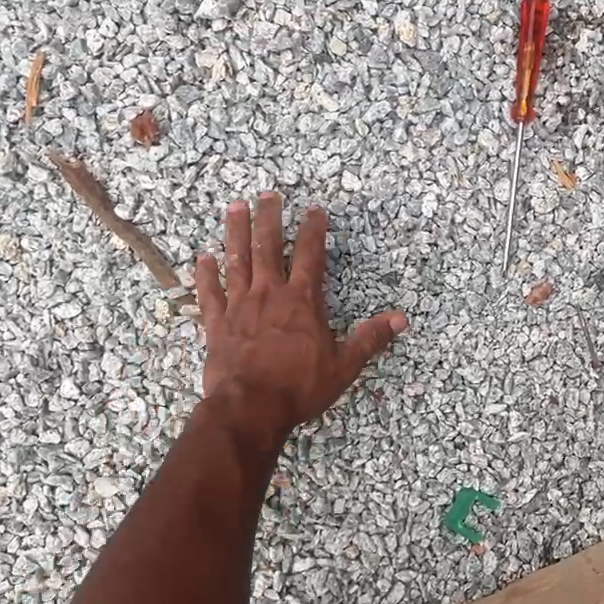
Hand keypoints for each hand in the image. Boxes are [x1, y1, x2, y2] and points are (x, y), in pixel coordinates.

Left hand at [193, 192, 406, 443]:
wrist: (250, 407)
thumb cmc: (299, 387)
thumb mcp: (344, 366)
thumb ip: (370, 339)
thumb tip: (400, 319)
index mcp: (302, 302)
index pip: (311, 256)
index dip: (314, 231)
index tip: (315, 210)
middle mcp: (269, 295)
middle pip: (268, 247)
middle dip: (269, 219)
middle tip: (268, 195)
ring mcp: (239, 307)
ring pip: (237, 260)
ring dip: (236, 232)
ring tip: (235, 207)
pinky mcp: (216, 324)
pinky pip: (209, 293)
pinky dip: (206, 274)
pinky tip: (203, 258)